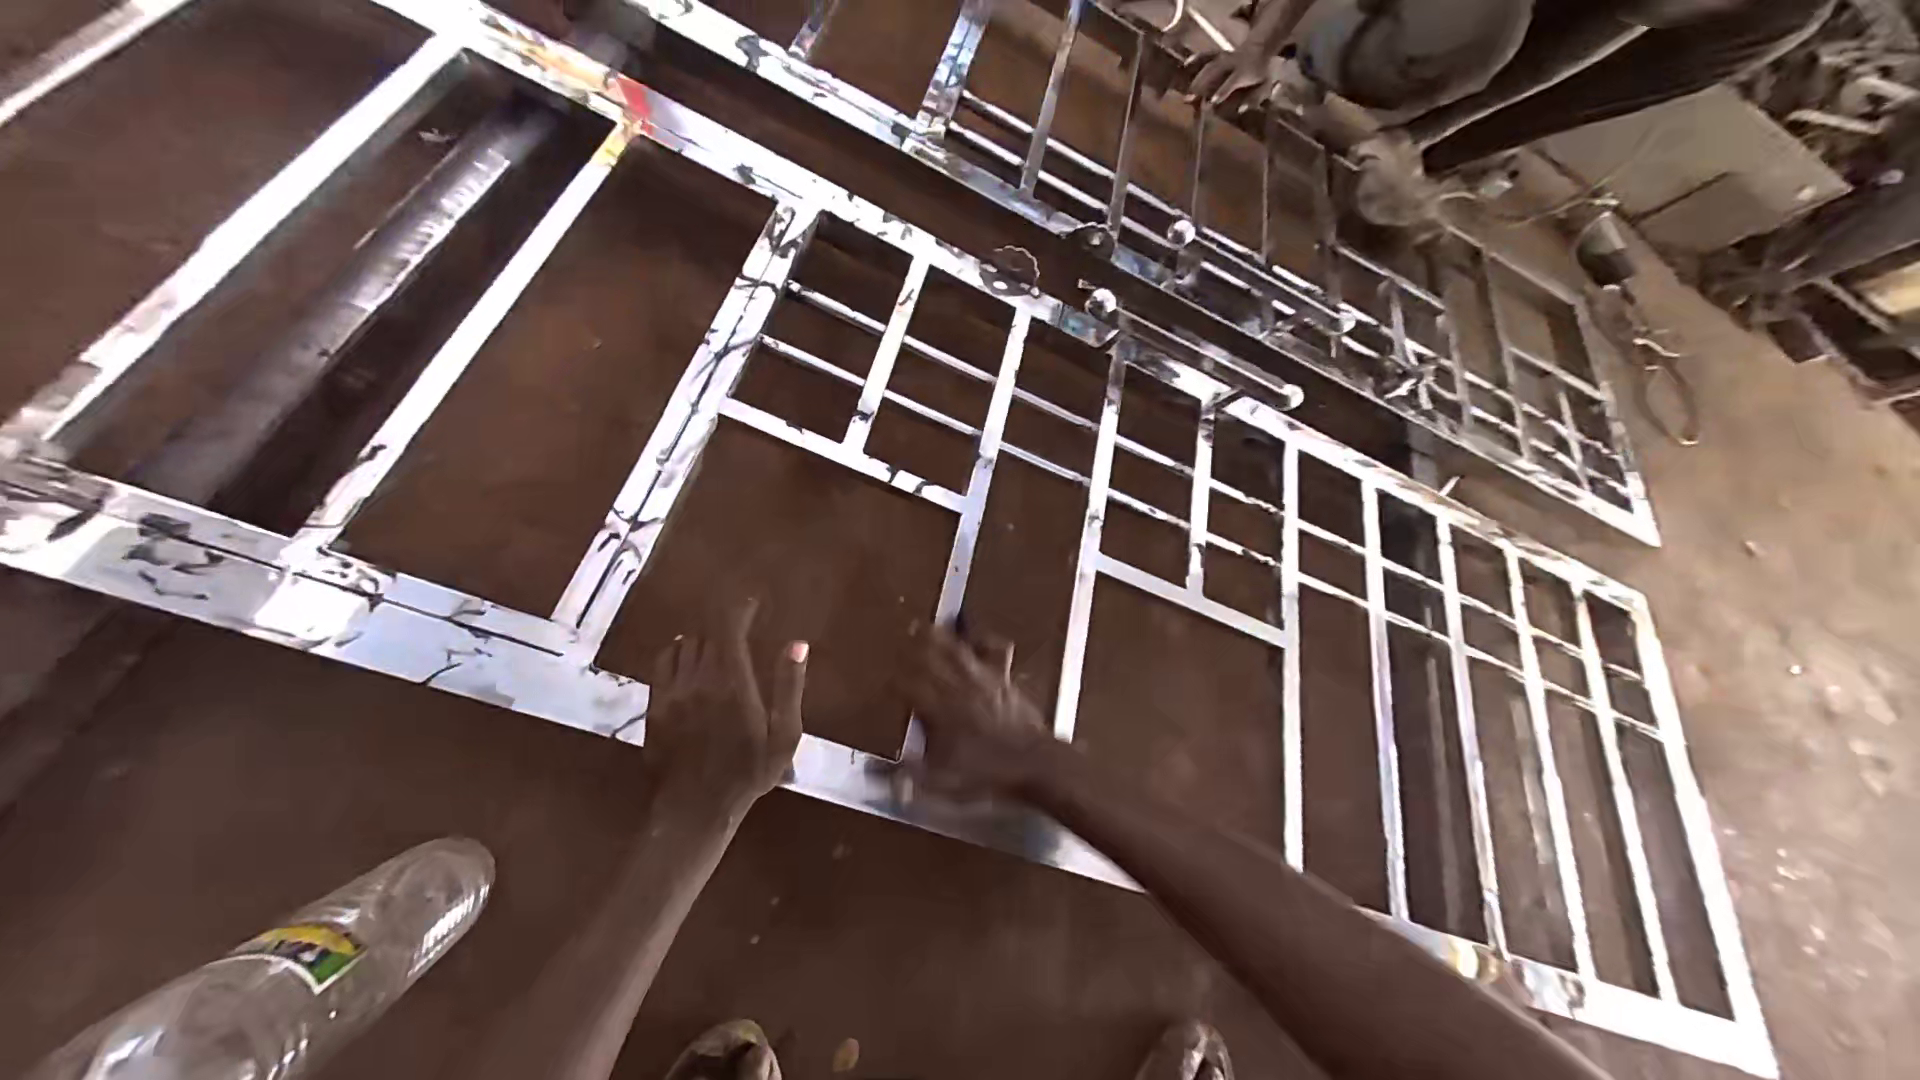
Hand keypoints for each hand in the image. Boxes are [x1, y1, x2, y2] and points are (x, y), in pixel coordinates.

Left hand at [644, 600, 806, 821]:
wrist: (695, 808)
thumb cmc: (748, 772)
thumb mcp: (783, 735)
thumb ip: (789, 686)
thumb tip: (797, 644)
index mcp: (733, 683)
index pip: (730, 629)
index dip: (740, 609)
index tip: (752, 603)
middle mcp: (699, 680)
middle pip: (707, 633)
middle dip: (725, 626)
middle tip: (741, 630)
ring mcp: (673, 692)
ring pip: (684, 645)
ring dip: (703, 638)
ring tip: (717, 645)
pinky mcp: (655, 705)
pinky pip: (662, 662)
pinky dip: (677, 652)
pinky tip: (688, 660)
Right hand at [898, 624, 1055, 795]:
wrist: (1035, 764)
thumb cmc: (989, 774)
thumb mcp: (942, 782)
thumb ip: (910, 772)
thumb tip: (881, 769)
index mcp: (940, 712)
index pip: (910, 688)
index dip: (896, 683)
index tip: (887, 683)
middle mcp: (960, 690)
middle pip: (930, 660)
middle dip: (912, 648)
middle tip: (899, 640)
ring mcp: (984, 681)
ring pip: (957, 651)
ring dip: (940, 637)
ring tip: (928, 625)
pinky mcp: (1005, 679)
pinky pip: (996, 652)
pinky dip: (986, 641)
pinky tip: (978, 637)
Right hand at [1186, 47, 1269, 107]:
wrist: (1260, 48)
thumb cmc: (1260, 74)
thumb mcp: (1264, 87)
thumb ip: (1254, 98)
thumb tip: (1241, 110)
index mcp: (1244, 71)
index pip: (1232, 81)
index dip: (1222, 91)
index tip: (1212, 102)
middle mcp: (1232, 62)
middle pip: (1215, 73)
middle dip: (1203, 86)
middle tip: (1190, 101)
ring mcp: (1224, 58)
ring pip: (1209, 66)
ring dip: (1197, 80)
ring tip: (1187, 96)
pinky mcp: (1217, 55)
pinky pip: (1206, 55)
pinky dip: (1196, 58)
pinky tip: (1187, 64)